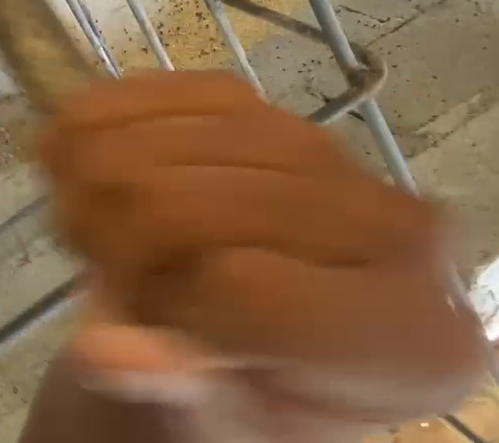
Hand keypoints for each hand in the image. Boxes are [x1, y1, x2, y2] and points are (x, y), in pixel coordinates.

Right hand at [39, 72, 485, 439]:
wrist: (241, 324)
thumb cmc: (238, 393)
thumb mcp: (212, 423)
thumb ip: (169, 388)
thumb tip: (101, 352)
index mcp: (410, 340)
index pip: (245, 287)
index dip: (159, 297)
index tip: (146, 318)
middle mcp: (392, 228)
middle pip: (180, 203)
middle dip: (109, 237)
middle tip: (108, 270)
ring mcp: (319, 146)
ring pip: (148, 141)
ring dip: (91, 184)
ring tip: (103, 224)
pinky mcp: (252, 97)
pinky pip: (138, 89)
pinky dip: (89, 127)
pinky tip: (92, 165)